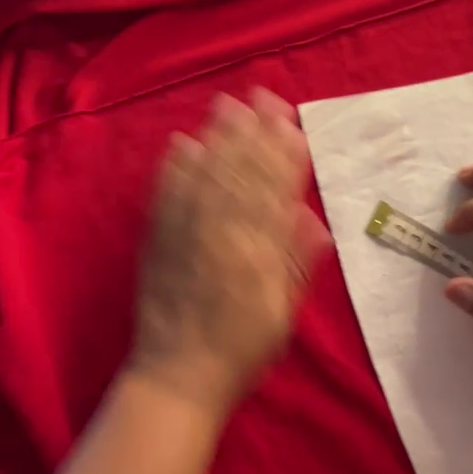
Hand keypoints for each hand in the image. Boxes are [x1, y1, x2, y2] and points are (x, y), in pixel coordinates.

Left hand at [130, 90, 331, 415]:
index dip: (283, 154)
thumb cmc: (241, 350)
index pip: (274, 191)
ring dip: (219, 138)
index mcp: (259, 252)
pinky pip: (168, 194)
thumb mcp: (283, 313)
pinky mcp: (158, 239)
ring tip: (227, 105)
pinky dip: (176, 167)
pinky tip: (183, 142)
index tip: (290, 122)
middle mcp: (223, 233)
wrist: (178, 377)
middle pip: (241, 173)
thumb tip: (315, 220)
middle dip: (253, 132)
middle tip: (261, 95)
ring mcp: (186, 233)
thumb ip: (297, 264)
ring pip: (207, 175)